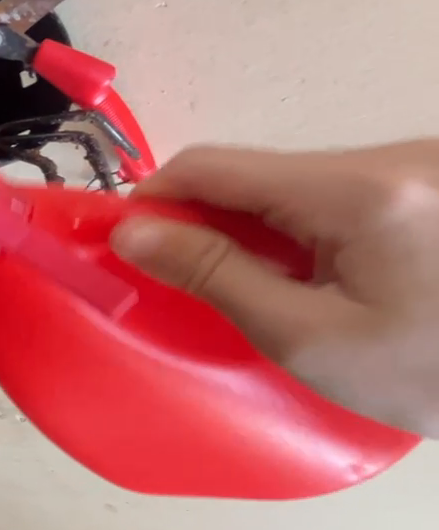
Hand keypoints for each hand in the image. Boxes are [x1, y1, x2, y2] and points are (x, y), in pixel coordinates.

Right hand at [111, 141, 438, 436]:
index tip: (123, 248)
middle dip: (201, 223)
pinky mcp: (438, 185)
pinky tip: (316, 276)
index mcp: (361, 191)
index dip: (149, 201)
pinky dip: (297, 231)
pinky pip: (334, 194)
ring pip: (290, 184)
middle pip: (251, 173)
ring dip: (251, 230)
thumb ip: (213, 274)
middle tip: (189, 284)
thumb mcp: (305, 335)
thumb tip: (131, 232)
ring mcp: (425, 168)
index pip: (209, 166)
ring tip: (264, 289)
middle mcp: (398, 158)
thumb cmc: (437, 371)